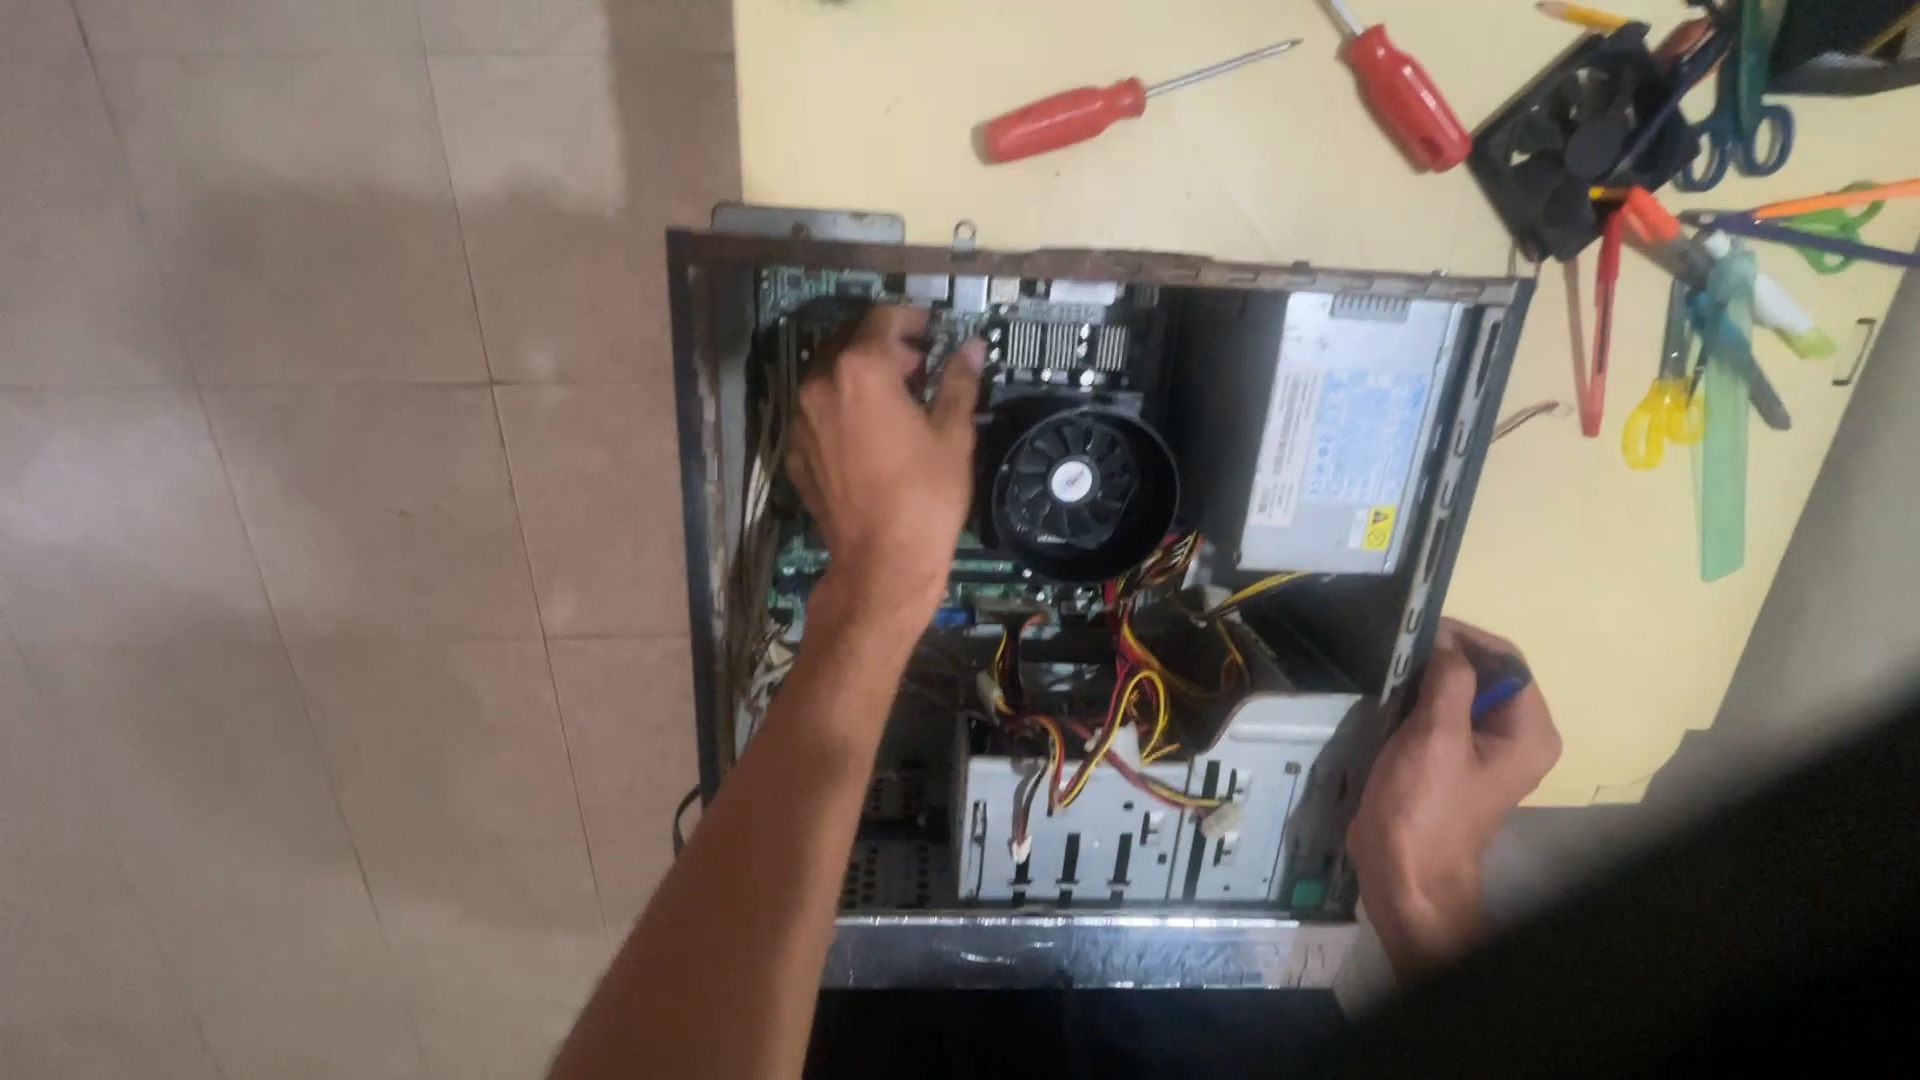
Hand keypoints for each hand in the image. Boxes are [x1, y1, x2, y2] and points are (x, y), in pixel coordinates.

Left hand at [788, 305, 983, 632]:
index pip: (882, 319)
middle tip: (919, 365)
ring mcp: (802, 421)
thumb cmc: (925, 496)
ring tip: (897, 400)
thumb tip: (971, 348)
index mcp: (860, 370)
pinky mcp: (797, 453)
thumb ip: (958, 382)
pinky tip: (871, 433)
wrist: (881, 562)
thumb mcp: (953, 434)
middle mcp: (820, 386)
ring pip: (831, 378)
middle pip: (850, 344)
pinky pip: (820, 414)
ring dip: (863, 377)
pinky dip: (844, 409)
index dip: (910, 317)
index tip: (930, 327)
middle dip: (886, 347)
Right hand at [1347, 619, 1561, 978]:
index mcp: (1529, 731)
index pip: (1507, 660)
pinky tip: (1388, 694)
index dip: (1464, 639)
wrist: (1403, 868)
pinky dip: (1417, 697)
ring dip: (1425, 676)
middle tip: (1396, 647)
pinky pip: (1441, 711)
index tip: (1416, 629)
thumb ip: (1447, 680)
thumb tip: (1444, 637)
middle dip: (1443, 656)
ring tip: (1388, 667)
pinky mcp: (1452, 756)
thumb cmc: (1424, 804)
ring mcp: (1483, 747)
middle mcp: (1515, 735)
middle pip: (1485, 673)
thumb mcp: (1436, 737)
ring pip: (1459, 690)